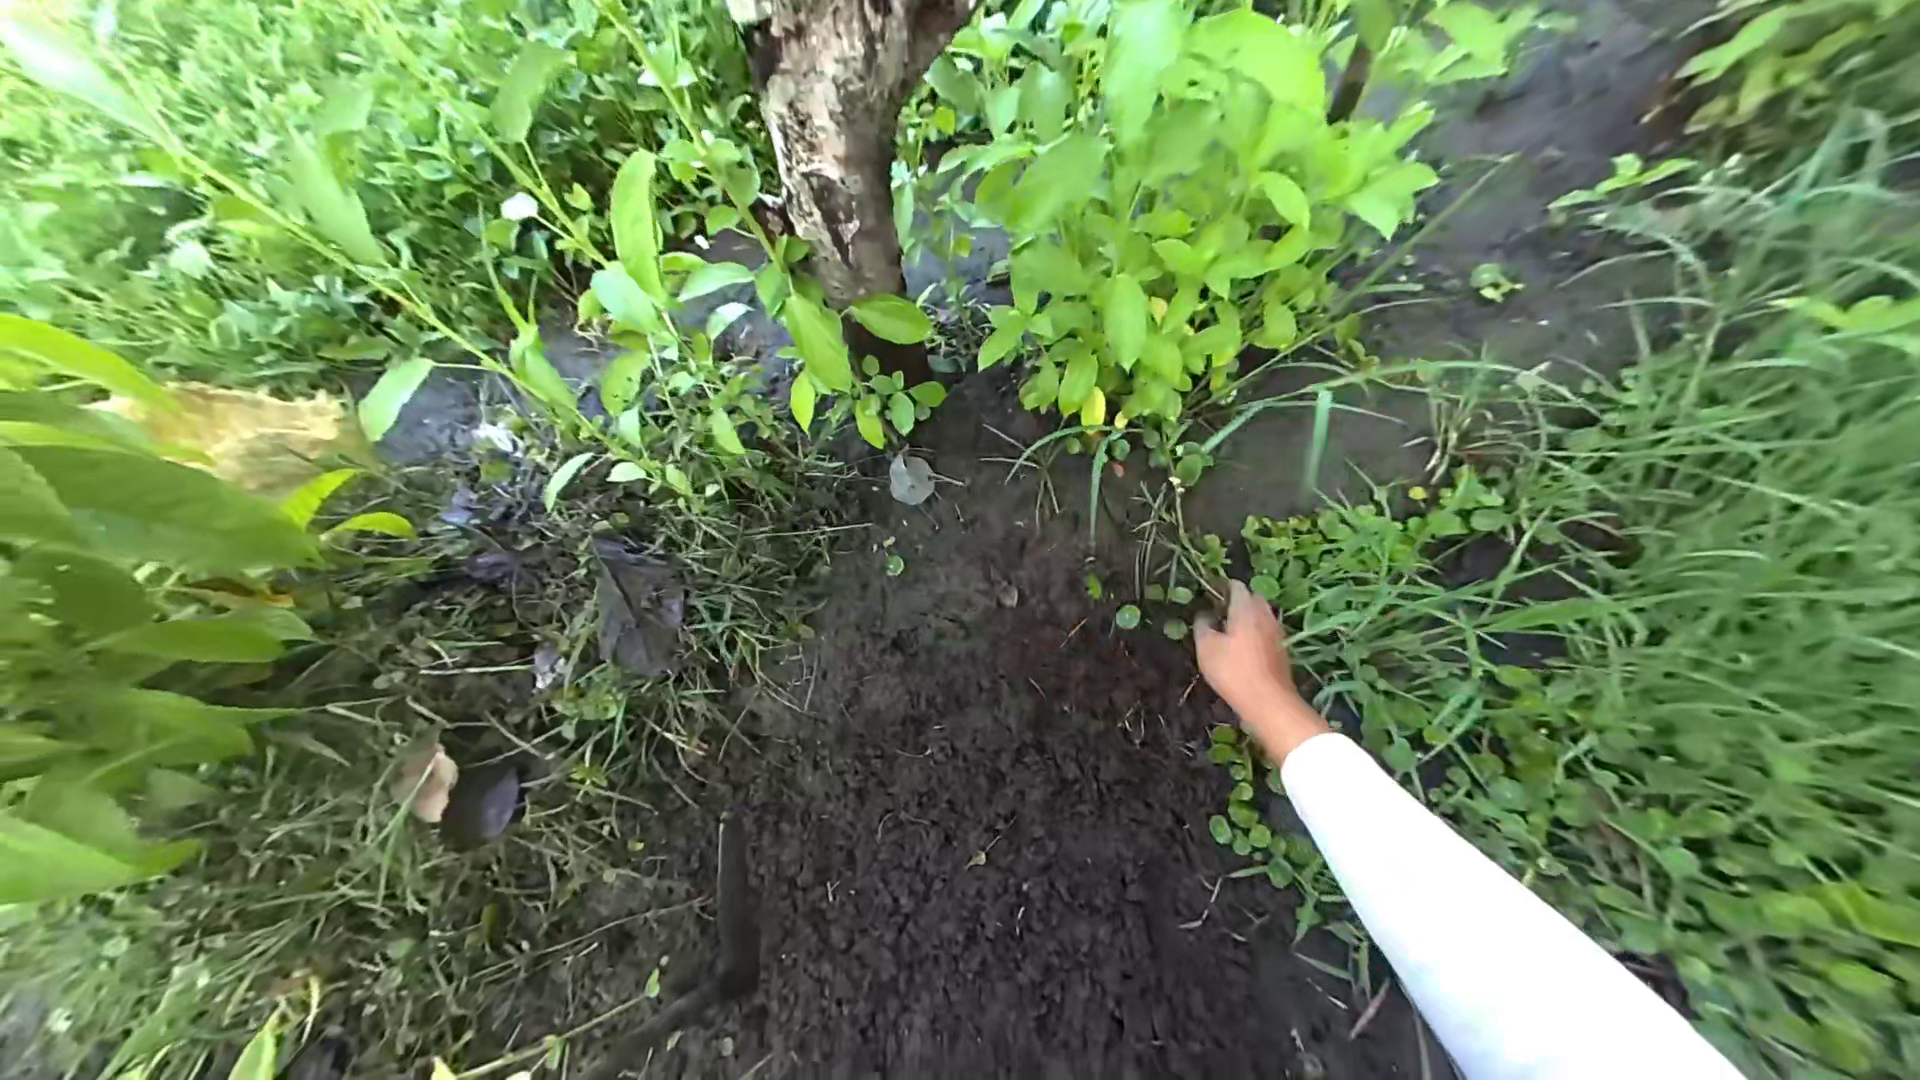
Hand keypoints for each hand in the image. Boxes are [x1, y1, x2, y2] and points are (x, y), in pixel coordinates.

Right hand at [1194, 580, 1328, 763]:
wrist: (1269, 702)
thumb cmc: (1233, 670)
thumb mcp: (1206, 647)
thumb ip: (1203, 625)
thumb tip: (1205, 614)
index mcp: (1246, 610)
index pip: (1237, 587)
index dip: (1222, 584)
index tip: (1209, 588)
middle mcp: (1265, 616)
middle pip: (1253, 598)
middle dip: (1237, 598)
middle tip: (1218, 606)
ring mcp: (1276, 634)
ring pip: (1261, 615)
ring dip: (1246, 615)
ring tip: (1227, 624)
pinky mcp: (1280, 650)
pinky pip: (1265, 631)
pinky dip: (1253, 630)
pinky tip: (1240, 643)